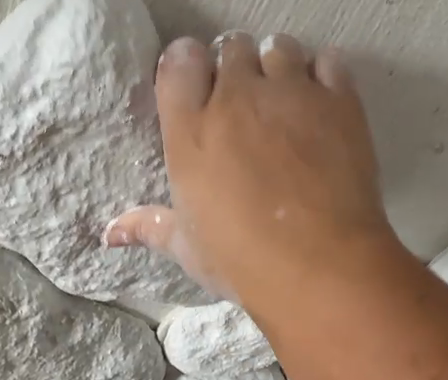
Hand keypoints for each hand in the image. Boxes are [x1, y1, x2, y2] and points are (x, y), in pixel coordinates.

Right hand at [106, 34, 401, 301]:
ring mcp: (291, 93)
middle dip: (232, 70)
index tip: (192, 92)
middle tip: (238, 107)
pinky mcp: (338, 98)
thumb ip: (148, 227)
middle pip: (232, 49)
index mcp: (191, 133)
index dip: (185, 69)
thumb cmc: (238, 259)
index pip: (179, 63)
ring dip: (274, 68)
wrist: (316, 263)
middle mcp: (238, 98)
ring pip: (278, 48)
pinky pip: (325, 61)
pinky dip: (317, 75)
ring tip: (277, 104)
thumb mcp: (186, 247)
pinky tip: (313, 106)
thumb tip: (109, 234)